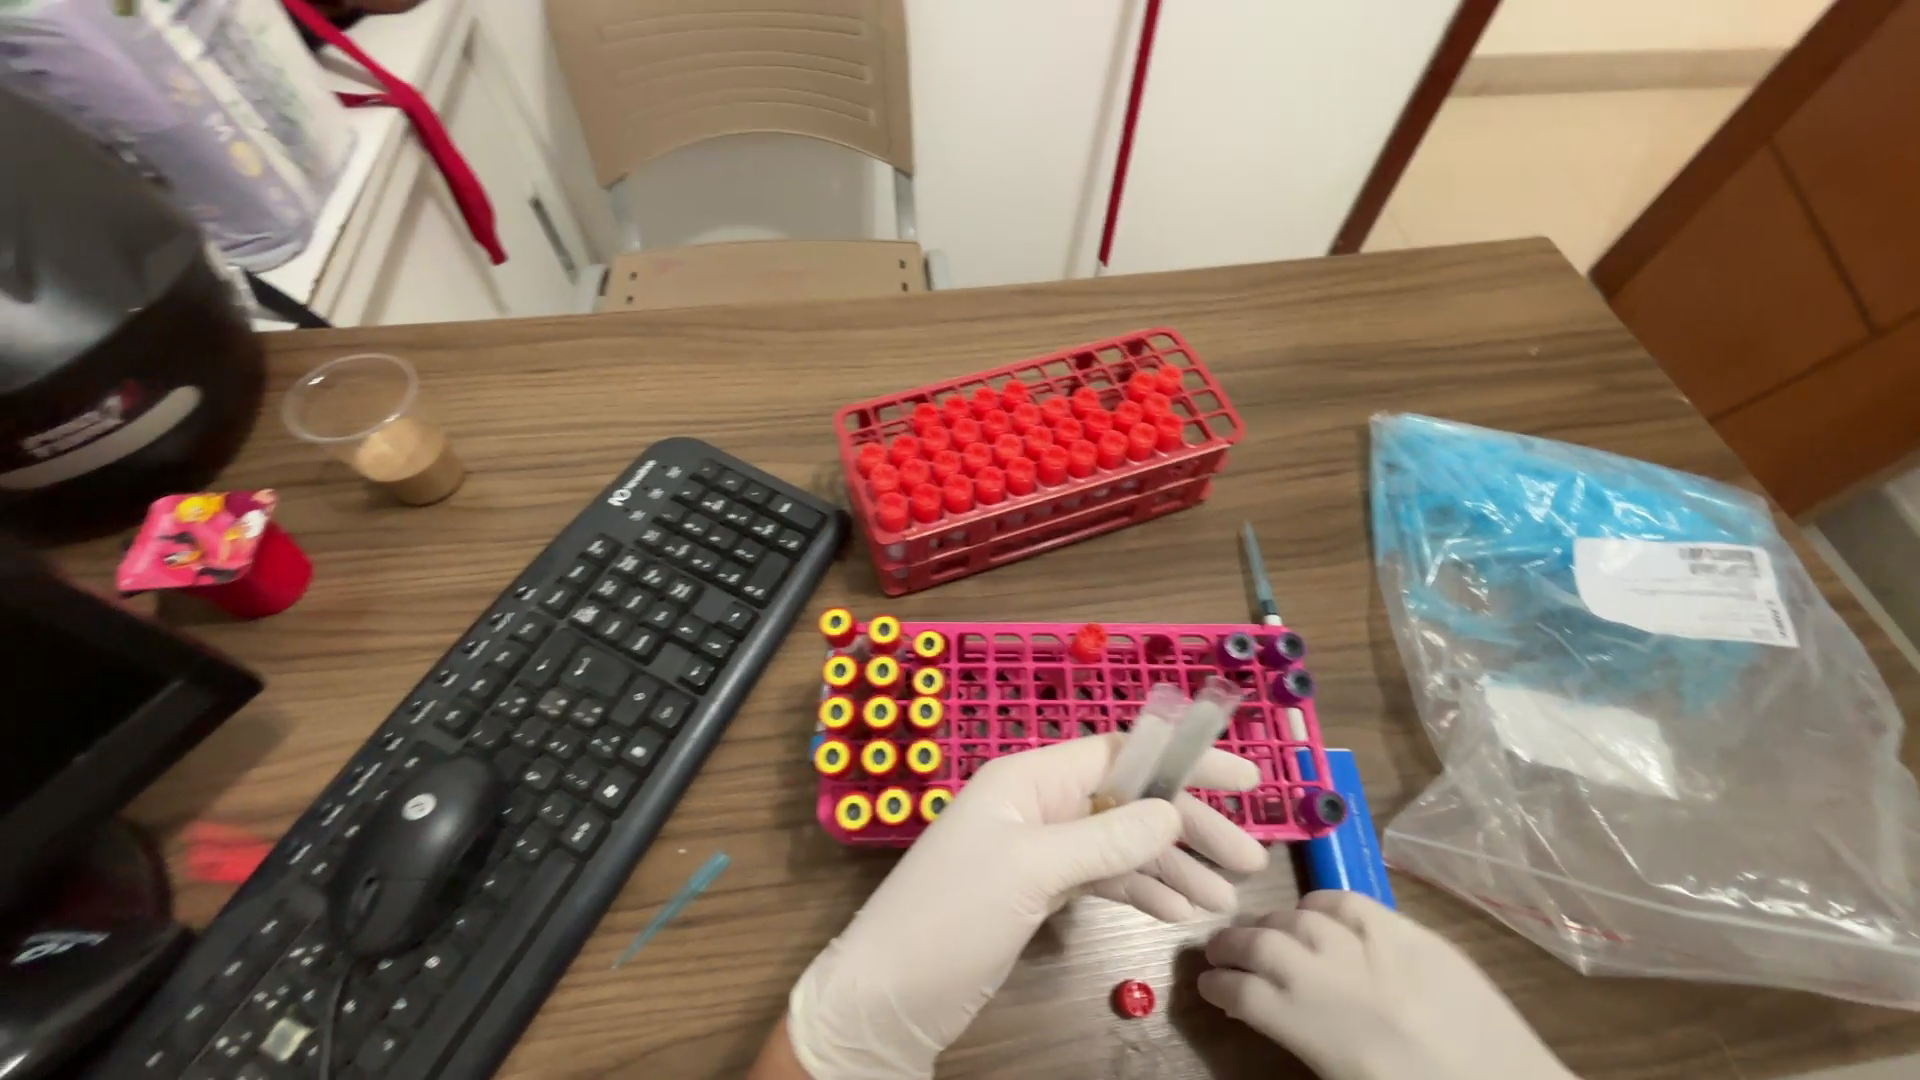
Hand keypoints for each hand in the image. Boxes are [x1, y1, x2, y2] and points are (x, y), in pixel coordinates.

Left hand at [786, 734, 1268, 1079]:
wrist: (889, 995)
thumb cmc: (950, 917)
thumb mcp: (1029, 872)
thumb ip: (1103, 839)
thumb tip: (1171, 811)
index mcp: (1027, 778)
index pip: (1118, 753)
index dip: (1181, 761)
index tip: (1245, 779)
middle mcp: (1037, 803)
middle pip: (1127, 799)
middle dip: (1186, 826)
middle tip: (1246, 860)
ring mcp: (1039, 847)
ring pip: (1120, 842)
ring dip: (1171, 865)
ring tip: (1223, 900)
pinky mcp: (1039, 888)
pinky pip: (1103, 877)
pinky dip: (1140, 890)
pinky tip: (1178, 911)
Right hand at [1199, 891, 1576, 1079]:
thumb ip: (1301, 1043)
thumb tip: (1260, 1009)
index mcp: (1318, 1033)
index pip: (1244, 994)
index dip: (1218, 986)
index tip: (1207, 986)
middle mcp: (1335, 982)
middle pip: (1260, 947)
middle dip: (1229, 947)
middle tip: (1216, 952)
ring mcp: (1372, 949)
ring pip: (1295, 920)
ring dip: (1267, 926)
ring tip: (1257, 933)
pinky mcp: (1408, 932)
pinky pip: (1345, 903)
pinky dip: (1317, 906)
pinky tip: (1310, 917)